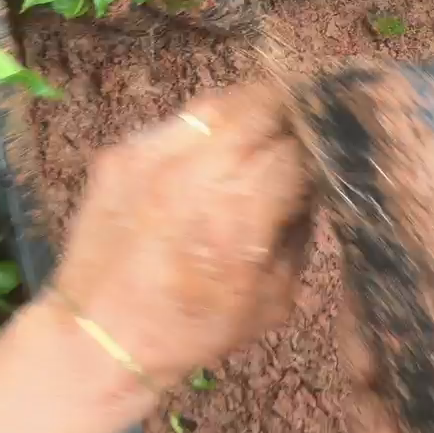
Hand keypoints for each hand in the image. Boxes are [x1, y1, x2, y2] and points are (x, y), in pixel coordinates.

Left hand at [49, 80, 313, 391]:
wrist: (100, 327)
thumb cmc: (194, 326)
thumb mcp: (273, 296)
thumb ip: (297, 231)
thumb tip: (313, 182)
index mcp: (236, 213)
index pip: (295, 151)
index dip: (320, 146)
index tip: (333, 146)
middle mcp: (190, 171)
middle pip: (255, 109)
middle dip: (288, 111)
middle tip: (306, 116)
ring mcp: (147, 155)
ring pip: (212, 105)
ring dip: (247, 107)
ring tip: (266, 118)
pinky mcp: (117, 151)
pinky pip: (172, 123)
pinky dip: (202, 127)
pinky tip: (212, 144)